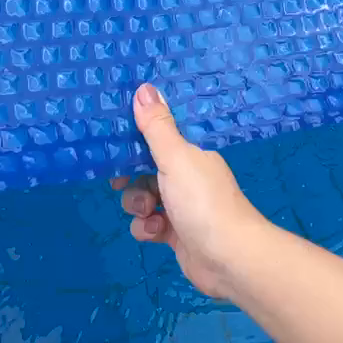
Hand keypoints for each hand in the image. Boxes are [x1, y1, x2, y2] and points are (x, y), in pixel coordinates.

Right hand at [112, 83, 273, 299]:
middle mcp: (189, 176)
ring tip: (150, 212)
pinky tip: (157, 233)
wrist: (227, 256)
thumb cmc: (202, 200)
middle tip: (122, 184)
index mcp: (192, 153)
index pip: (160, 138)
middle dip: (131, 180)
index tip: (114, 146)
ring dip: (138, 206)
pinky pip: (149, 225)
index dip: (136, 142)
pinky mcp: (177, 233)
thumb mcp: (176, 158)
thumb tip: (145, 87)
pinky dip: (148, 229)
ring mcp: (183, 206)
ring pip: (144, 199)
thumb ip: (157, 127)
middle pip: (146, 170)